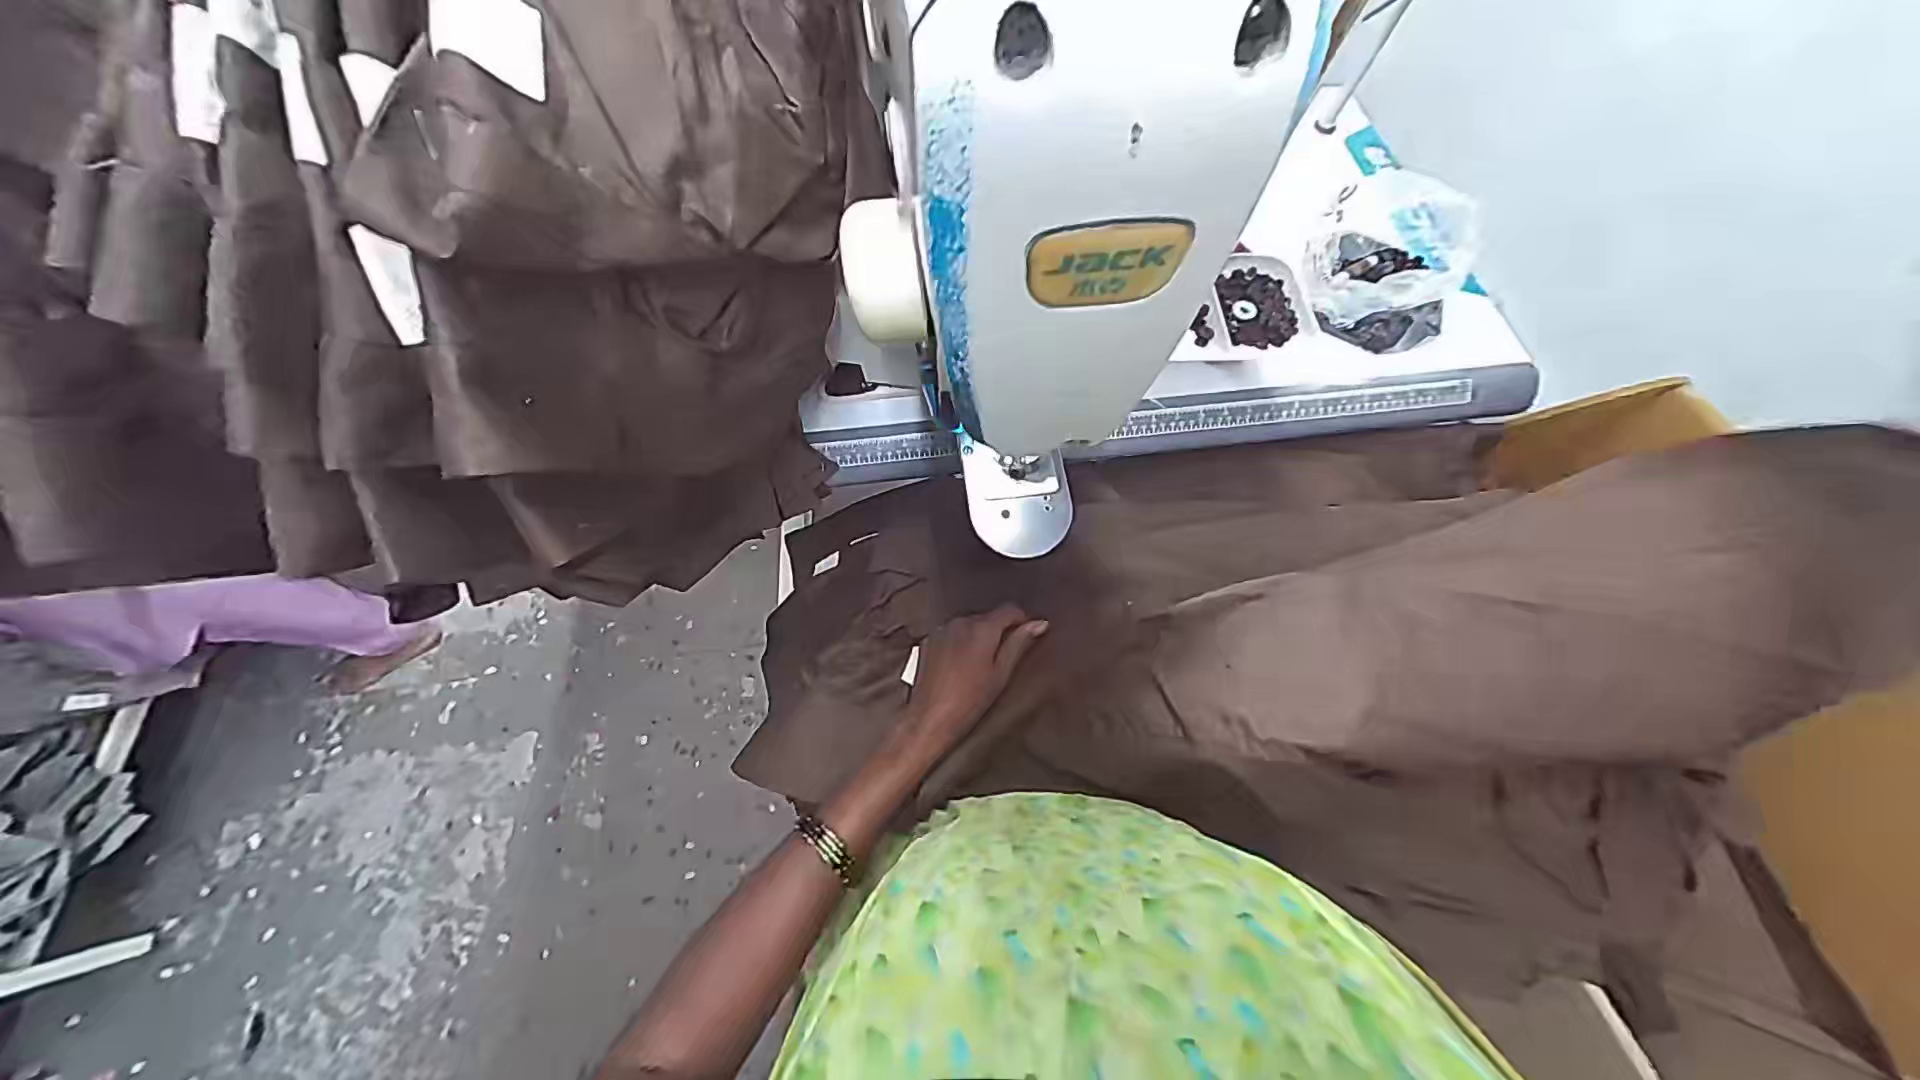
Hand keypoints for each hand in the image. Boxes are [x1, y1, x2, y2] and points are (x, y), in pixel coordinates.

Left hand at [897, 605, 1048, 761]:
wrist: (930, 717)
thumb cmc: (970, 700)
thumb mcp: (1001, 673)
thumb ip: (1019, 643)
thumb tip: (1039, 623)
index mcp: (981, 628)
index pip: (1010, 609)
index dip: (1022, 620)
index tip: (1028, 634)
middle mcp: (960, 621)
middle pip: (988, 616)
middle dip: (999, 629)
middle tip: (1004, 656)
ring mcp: (942, 629)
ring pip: (970, 623)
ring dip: (979, 635)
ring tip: (981, 663)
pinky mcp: (929, 639)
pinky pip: (953, 632)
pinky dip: (961, 641)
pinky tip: (961, 664)